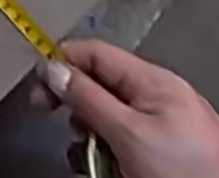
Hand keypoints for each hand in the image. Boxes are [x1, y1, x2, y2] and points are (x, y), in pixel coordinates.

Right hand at [39, 40, 218, 177]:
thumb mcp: (128, 136)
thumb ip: (86, 96)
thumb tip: (50, 66)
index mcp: (157, 80)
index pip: (93, 52)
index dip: (61, 63)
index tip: (39, 90)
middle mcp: (164, 95)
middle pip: (102, 82)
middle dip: (77, 102)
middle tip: (55, 121)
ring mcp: (174, 127)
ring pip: (114, 113)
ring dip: (93, 131)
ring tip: (91, 156)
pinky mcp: (178, 154)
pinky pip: (132, 137)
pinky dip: (115, 148)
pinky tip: (113, 166)